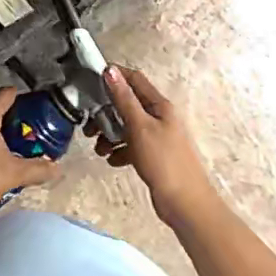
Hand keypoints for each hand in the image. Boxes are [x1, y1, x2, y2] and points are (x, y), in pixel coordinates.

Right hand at [93, 66, 218, 226]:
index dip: (114, 75)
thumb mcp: (140, 127)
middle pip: (128, 104)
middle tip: (90, 124)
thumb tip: (110, 70)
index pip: (135, 79)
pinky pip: (132, 145)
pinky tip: (112, 160)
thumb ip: (124, 99)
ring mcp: (157, 137)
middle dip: (106, 112)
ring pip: (127, 126)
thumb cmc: (164, 162)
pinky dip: (120, 149)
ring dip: (110, 133)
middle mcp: (159, 117)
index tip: (92, 79)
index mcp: (160, 106)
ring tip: (99, 148)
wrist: (185, 204)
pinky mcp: (154, 155)